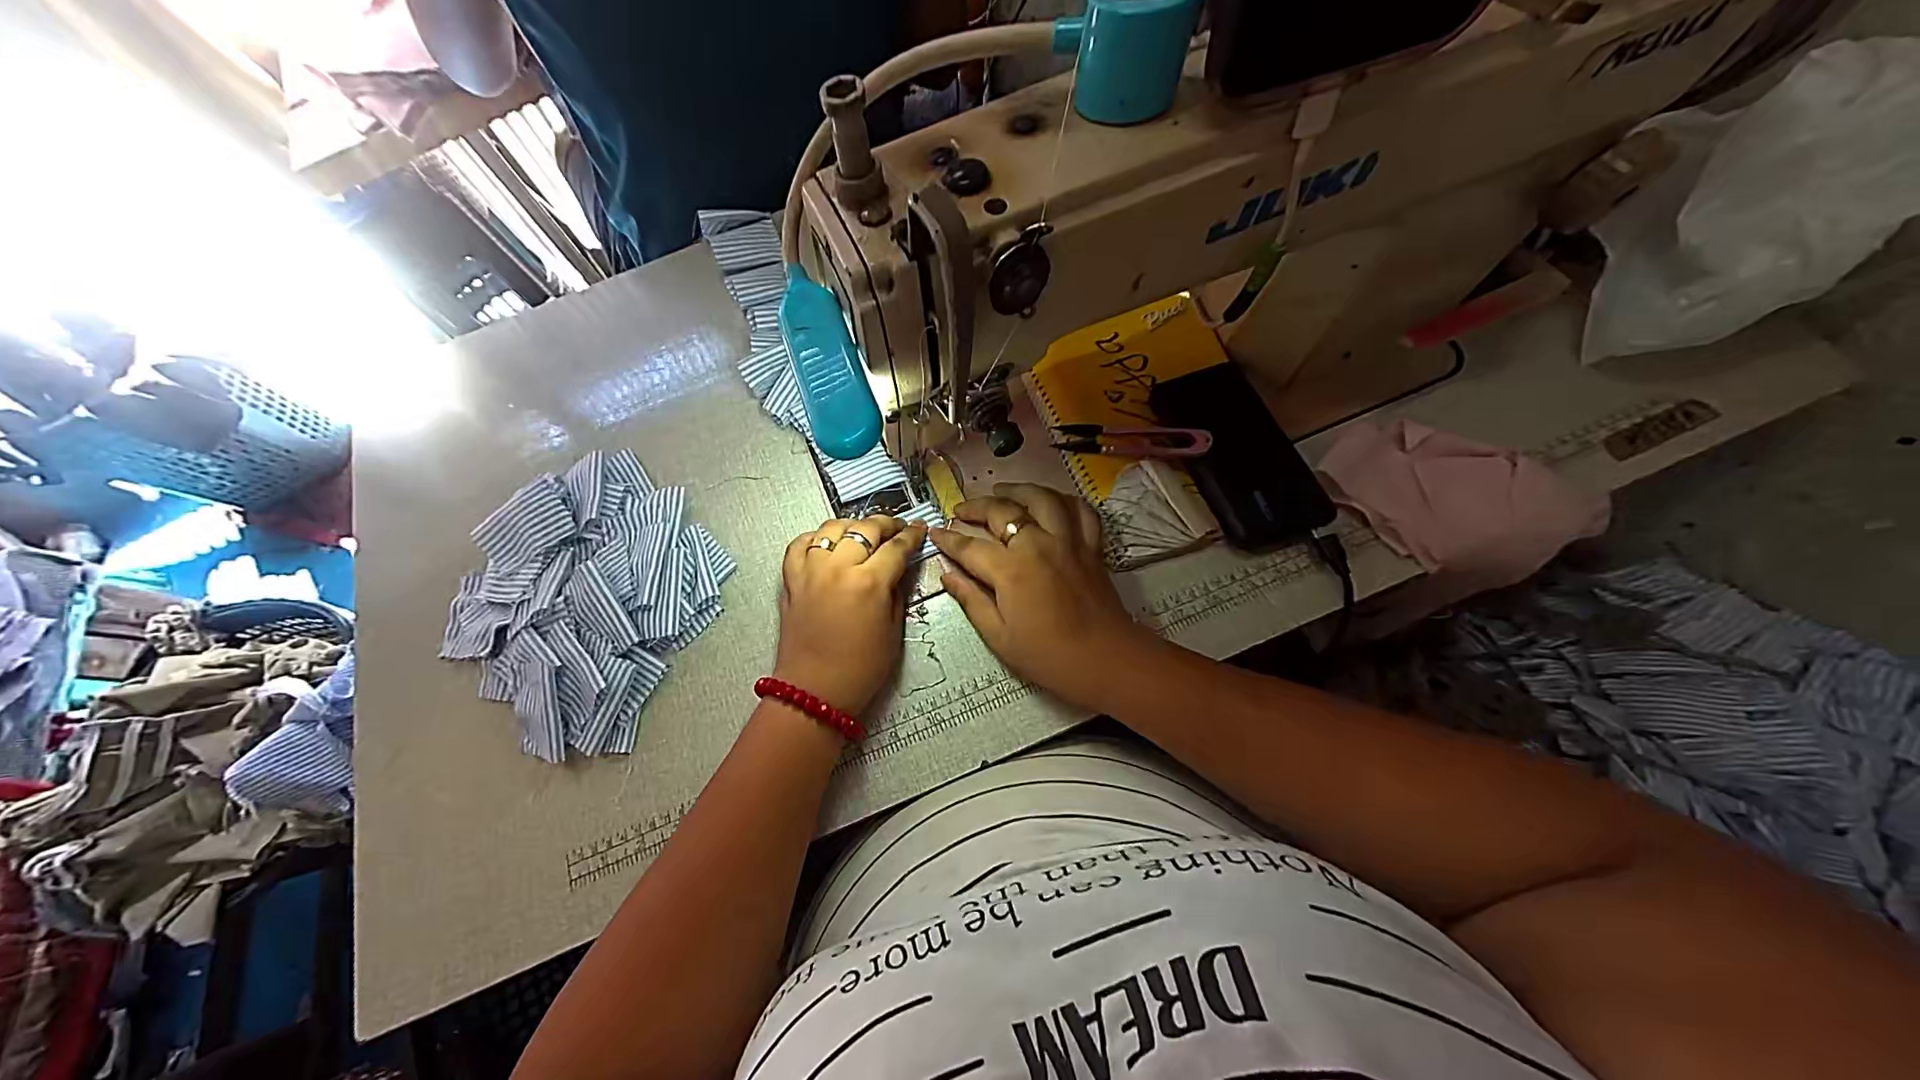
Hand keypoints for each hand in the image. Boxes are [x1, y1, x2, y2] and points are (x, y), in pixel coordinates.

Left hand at [774, 515, 927, 715]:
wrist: (816, 691)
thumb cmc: (858, 670)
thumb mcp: (894, 631)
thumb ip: (897, 593)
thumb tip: (899, 571)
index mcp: (869, 583)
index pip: (896, 546)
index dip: (912, 535)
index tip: (918, 530)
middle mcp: (838, 569)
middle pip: (865, 528)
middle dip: (886, 524)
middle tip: (896, 528)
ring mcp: (811, 572)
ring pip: (831, 528)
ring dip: (852, 525)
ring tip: (863, 531)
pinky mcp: (792, 581)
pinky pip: (799, 545)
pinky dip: (814, 538)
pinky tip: (826, 542)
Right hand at [932, 484, 1157, 708]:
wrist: (1106, 660)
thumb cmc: (1048, 656)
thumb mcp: (1000, 637)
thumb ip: (972, 600)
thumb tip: (948, 575)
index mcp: (1011, 570)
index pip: (970, 546)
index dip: (949, 539)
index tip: (935, 532)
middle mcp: (1039, 544)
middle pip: (1003, 511)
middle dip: (976, 506)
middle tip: (962, 509)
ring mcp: (1069, 541)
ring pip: (1042, 499)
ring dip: (1019, 490)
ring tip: (1003, 491)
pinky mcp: (1092, 546)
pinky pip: (1081, 511)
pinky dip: (1065, 500)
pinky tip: (1052, 502)